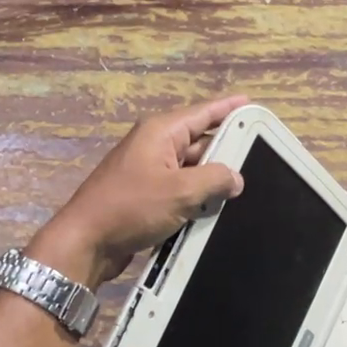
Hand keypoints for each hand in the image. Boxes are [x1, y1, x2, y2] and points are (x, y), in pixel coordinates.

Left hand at [30, 96, 248, 286]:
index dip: (229, 108)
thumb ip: (215, 180)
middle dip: (226, 152)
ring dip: (211, 182)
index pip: (204, 113)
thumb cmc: (131, 208)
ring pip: (191, 170)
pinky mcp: (145, 197)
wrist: (87, 242)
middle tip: (259, 161)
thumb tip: (236, 178)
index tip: (253, 105)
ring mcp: (148, 172)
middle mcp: (154, 146)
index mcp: (161, 132)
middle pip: (199, 142)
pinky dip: (195, 199)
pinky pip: (179, 191)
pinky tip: (214, 211)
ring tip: (242, 190)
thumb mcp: (181, 192)